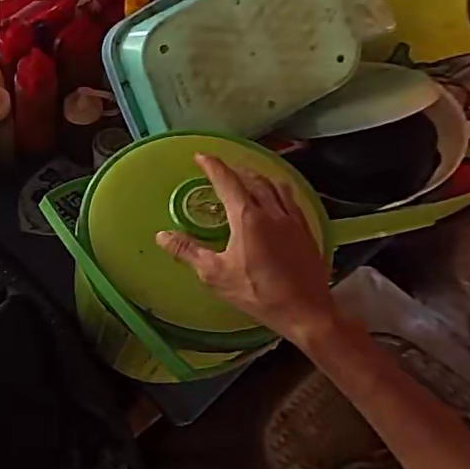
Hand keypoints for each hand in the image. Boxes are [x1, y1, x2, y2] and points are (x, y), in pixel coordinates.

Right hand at [155, 153, 337, 341]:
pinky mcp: (306, 231)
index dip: (212, 166)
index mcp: (247, 218)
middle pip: (253, 179)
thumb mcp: (215, 274)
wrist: (306, 311)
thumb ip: (187, 251)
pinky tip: (275, 200)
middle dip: (235, 169)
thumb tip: (163, 236)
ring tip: (247, 178)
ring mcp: (293, 221)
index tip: (201, 157)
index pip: (227, 182)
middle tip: (221, 168)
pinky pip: (291, 200)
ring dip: (258, 177)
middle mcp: (272, 212)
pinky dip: (277, 191)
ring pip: (275, 186)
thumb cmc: (258, 293)